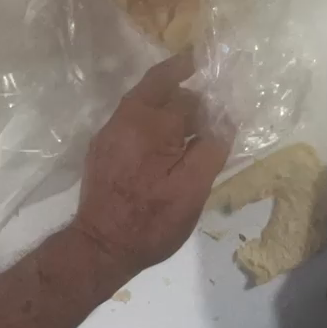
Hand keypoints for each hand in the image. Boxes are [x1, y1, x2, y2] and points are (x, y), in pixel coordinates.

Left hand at [70, 52, 234, 282]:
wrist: (101, 247)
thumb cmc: (151, 221)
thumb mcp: (193, 190)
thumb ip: (211, 149)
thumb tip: (225, 120)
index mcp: (149, 124)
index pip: (186, 96)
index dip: (209, 96)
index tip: (225, 87)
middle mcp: (124, 119)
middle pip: (158, 84)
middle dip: (184, 80)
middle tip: (208, 85)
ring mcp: (110, 133)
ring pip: (143, 100)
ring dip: (168, 99)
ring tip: (194, 113)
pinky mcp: (103, 148)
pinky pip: (132, 119)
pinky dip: (154, 117)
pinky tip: (168, 136)